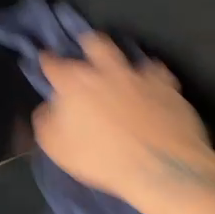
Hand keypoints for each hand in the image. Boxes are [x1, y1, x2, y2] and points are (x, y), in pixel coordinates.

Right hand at [32, 33, 214, 208]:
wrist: (160, 169)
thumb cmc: (99, 157)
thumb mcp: (54, 145)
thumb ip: (46, 118)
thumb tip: (49, 107)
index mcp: (74, 83)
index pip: (53, 63)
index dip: (46, 61)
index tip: (45, 61)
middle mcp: (107, 72)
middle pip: (96, 44)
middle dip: (87, 43)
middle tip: (85, 49)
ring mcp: (141, 78)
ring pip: (130, 56)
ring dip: (122, 62)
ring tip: (119, 70)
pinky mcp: (169, 89)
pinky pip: (159, 75)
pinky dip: (152, 78)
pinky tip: (149, 86)